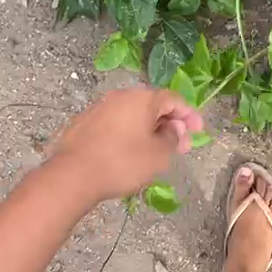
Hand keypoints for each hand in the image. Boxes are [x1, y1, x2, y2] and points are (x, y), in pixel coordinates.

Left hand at [46, 88, 201, 202]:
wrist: (73, 175)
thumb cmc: (122, 162)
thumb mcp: (158, 155)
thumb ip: (172, 138)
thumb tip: (173, 128)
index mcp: (142, 98)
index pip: (173, 99)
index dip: (189, 115)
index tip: (198, 131)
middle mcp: (121, 96)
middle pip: (152, 105)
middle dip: (169, 124)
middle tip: (180, 145)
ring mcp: (100, 107)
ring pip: (132, 114)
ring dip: (148, 129)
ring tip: (155, 151)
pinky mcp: (84, 122)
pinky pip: (115, 123)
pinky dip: (127, 133)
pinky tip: (128, 152)